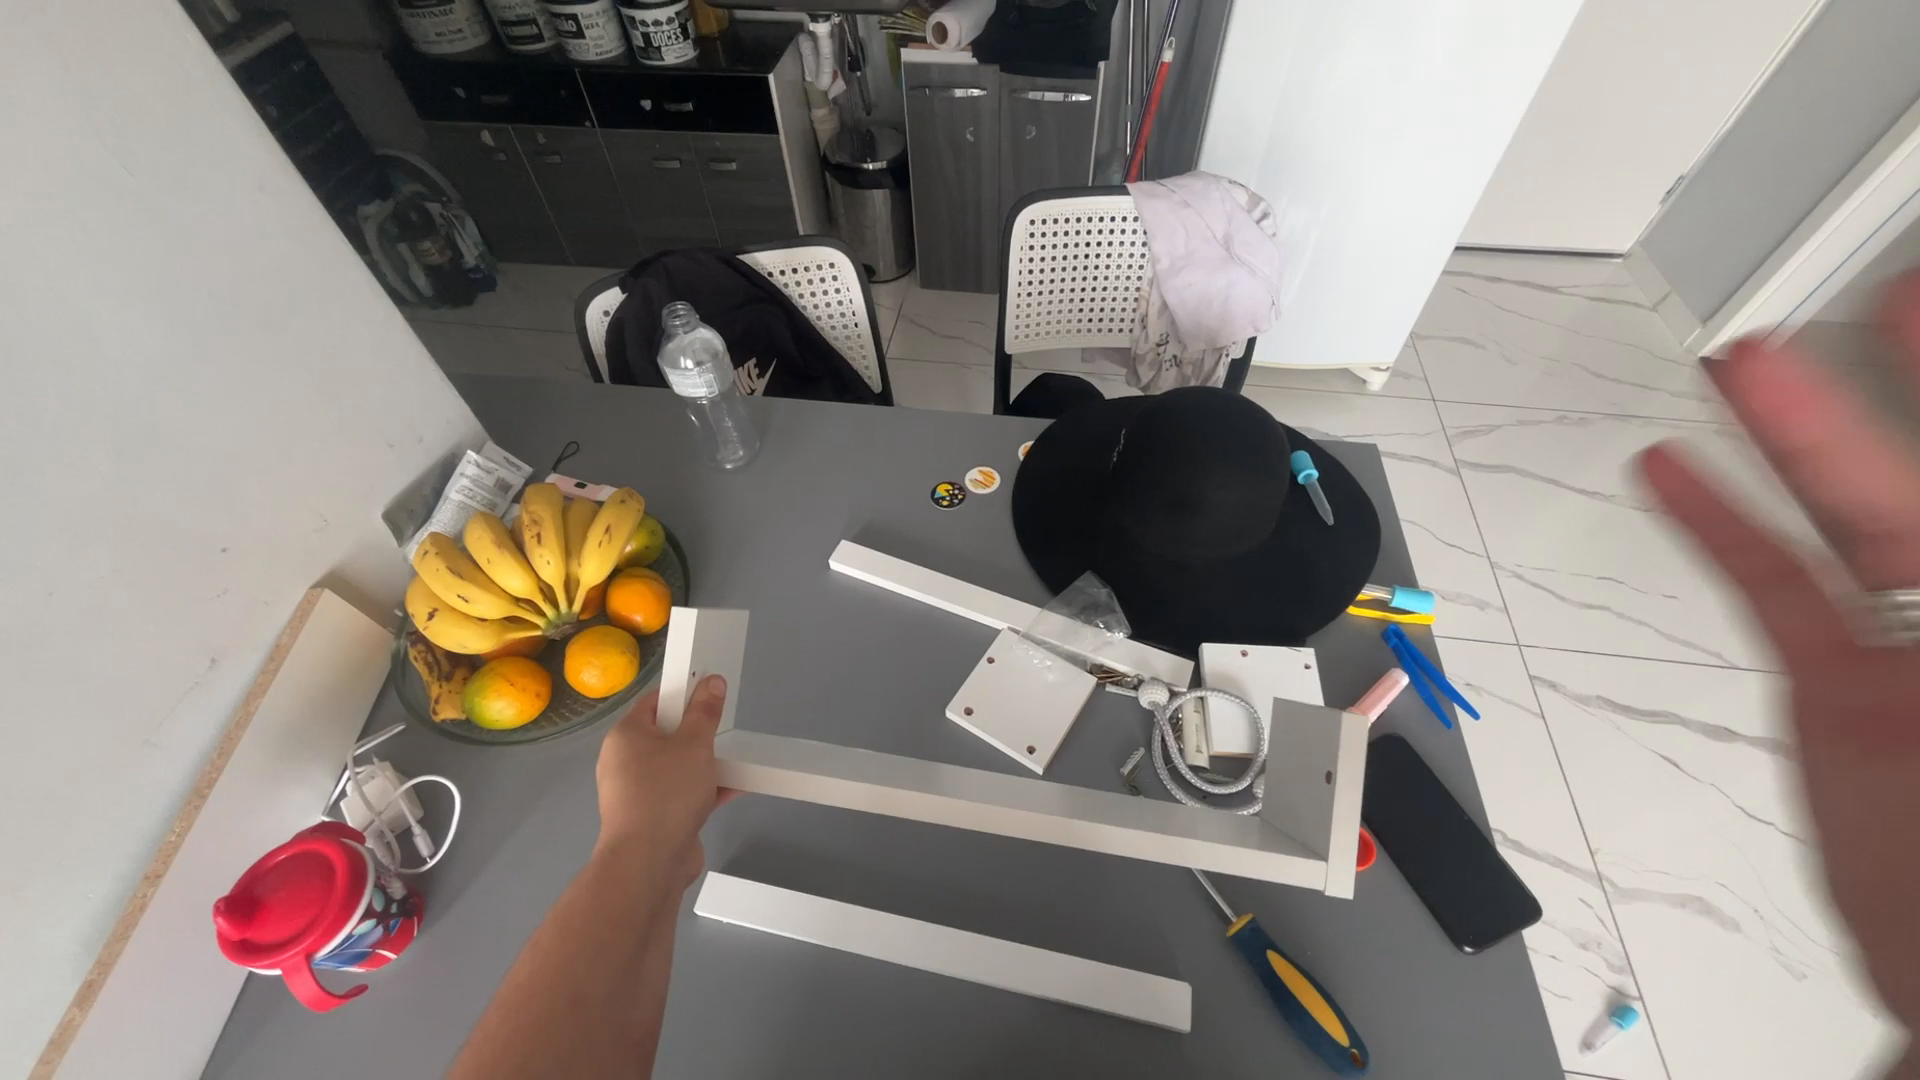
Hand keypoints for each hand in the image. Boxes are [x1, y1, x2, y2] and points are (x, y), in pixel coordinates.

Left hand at [592, 675, 735, 892]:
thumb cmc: (667, 792)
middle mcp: (626, 761)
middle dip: (700, 732)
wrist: (650, 863)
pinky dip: (706, 790)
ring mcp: (639, 792)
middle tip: (727, 726)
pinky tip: (737, 787)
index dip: (684, 692)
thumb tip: (712, 681)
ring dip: (707, 764)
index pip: (656, 701)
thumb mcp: (694, 744)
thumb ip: (705, 712)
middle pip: (668, 735)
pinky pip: (684, 793)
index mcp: (626, 736)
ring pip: (678, 767)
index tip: (712, 690)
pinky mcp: (655, 818)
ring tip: (737, 758)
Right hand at [1637, 271, 1919, 1031]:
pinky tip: (1671, 476)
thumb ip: (1919, 614)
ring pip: (1861, 515)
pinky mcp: (1837, 680)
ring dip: (1797, 439)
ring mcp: (1919, 647)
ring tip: (1745, 365)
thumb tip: (1898, 527)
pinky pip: (1770, 586)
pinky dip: (1717, 528)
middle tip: (1892, 298)